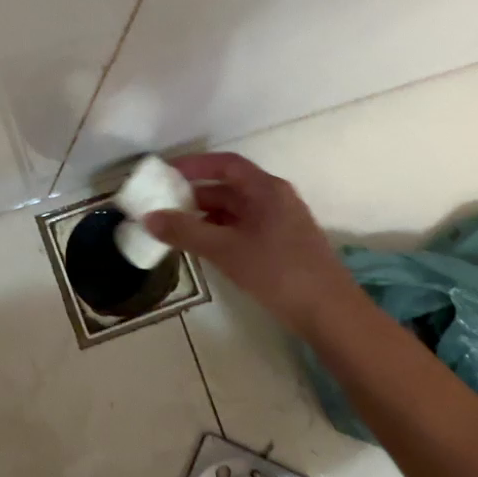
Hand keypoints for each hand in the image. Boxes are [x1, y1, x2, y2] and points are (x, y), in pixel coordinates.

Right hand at [143, 152, 362, 334]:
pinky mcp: (283, 246)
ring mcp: (282, 223)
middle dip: (196, 195)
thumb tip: (149, 218)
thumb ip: (185, 232)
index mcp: (266, 189)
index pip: (226, 164)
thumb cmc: (278, 272)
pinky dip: (222, 233)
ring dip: (207, 217)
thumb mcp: (225, 250)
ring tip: (177, 230)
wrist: (328, 312)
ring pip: (237, 211)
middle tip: (164, 206)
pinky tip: (206, 250)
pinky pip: (246, 229)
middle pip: (230, 187)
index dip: (195, 166)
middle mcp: (276, 199)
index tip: (166, 174)